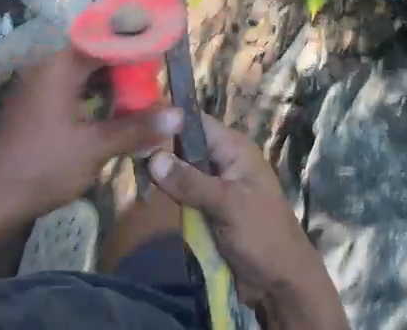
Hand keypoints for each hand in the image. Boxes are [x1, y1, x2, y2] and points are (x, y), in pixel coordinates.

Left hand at [0, 48, 181, 221]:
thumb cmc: (44, 167)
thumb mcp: (95, 148)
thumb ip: (137, 127)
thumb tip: (179, 114)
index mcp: (59, 66)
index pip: (105, 41)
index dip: (135, 45)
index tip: (162, 51)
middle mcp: (46, 67)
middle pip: (94, 55)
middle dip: (126, 67)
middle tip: (156, 79)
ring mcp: (38, 86)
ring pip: (83, 73)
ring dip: (110, 83)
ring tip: (141, 95)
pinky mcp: (35, 105)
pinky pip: (71, 88)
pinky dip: (93, 96)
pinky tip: (114, 110)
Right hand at [150, 115, 347, 328]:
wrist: (280, 286)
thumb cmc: (262, 236)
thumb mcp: (227, 205)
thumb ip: (190, 182)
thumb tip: (152, 157)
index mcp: (234, 148)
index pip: (195, 121)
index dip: (167, 119)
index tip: (134, 123)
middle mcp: (223, 159)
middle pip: (184, 144)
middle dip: (159, 148)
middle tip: (126, 150)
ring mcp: (214, 184)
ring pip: (180, 170)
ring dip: (161, 174)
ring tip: (130, 169)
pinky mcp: (207, 208)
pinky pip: (183, 194)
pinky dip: (169, 194)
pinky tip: (145, 190)